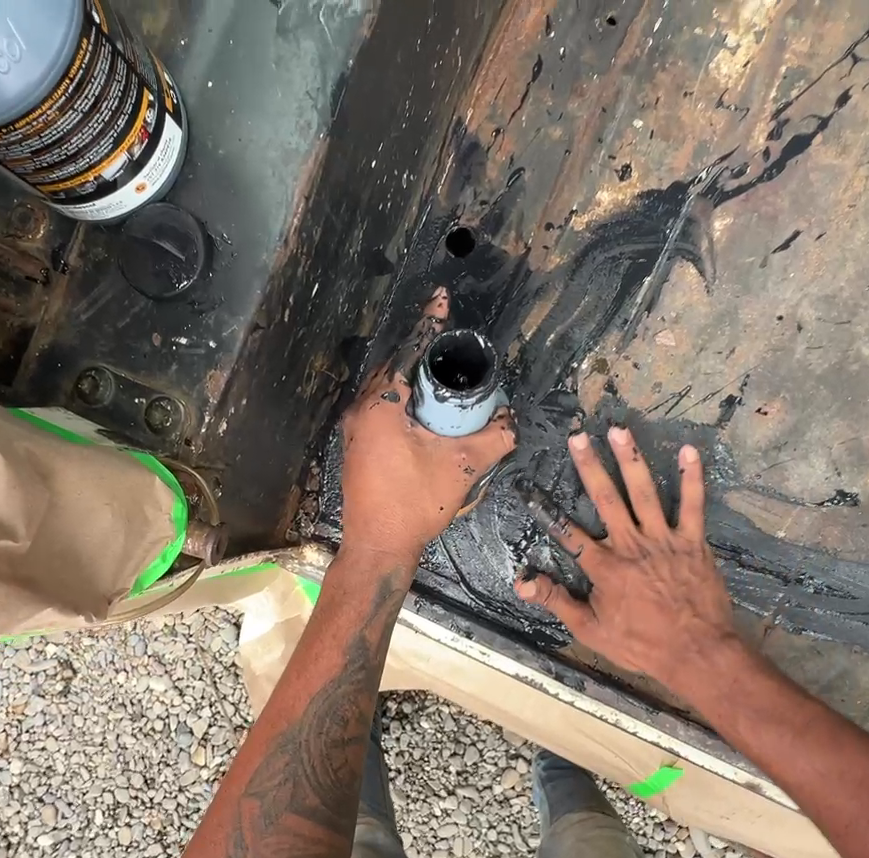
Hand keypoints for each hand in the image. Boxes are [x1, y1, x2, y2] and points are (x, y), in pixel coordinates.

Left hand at [339, 288, 515, 566]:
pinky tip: (423, 405)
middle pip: (393, 365)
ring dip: (410, 374)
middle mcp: (361, 411)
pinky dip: (402, 396)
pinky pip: (381, 406)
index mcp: (381, 406)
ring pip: (385, 387)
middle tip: (450, 341)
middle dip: (421, 348)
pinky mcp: (358, 445)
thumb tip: (513, 420)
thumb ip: (494, 439)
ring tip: (440, 369)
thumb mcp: (462, 468)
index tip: (441, 299)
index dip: (429, 323)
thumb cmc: (413, 506)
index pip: (408, 351)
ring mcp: (355, 429)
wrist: (378, 545)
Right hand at [514, 427, 760, 701]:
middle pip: (605, 499)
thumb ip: (557, 601)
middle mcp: (631, 545)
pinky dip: (691, 478)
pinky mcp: (693, 542)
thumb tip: (522, 583)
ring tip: (619, 431)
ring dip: (630, 459)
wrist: (697, 652)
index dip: (547, 512)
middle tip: (578, 437)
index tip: (531, 490)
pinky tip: (688, 452)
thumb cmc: (642, 644)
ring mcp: (663, 540)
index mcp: (604, 567)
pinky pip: (693, 504)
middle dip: (589, 466)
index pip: (569, 534)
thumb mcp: (591, 630)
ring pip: (643, 492)